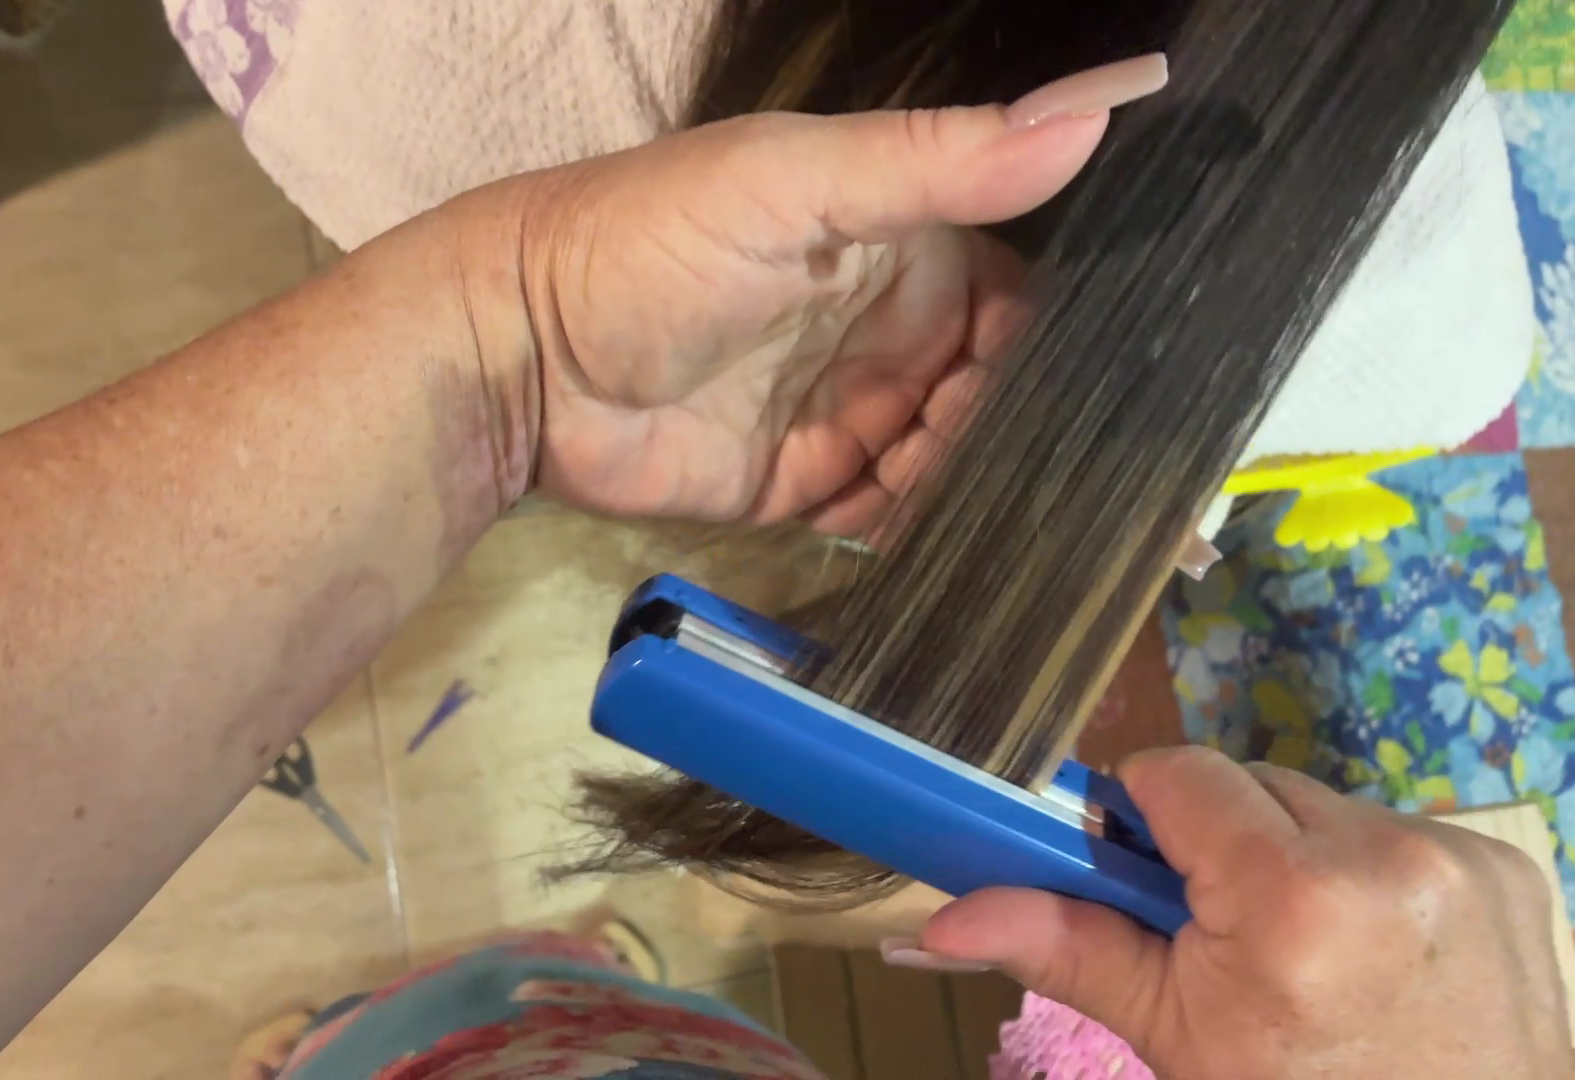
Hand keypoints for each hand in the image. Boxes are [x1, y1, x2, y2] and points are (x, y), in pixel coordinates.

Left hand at [455, 55, 1166, 535]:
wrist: (529, 357)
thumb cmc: (648, 252)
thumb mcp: (787, 185)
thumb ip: (930, 163)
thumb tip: (1109, 105)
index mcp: (891, 251)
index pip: (1011, 299)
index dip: (1042, 341)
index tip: (1060, 384)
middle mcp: (875, 337)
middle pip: (983, 391)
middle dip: (995, 424)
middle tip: (959, 442)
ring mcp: (835, 417)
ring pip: (936, 459)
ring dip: (950, 478)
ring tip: (920, 478)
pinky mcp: (793, 485)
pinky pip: (870, 510)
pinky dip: (892, 519)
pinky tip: (889, 520)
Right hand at [913, 746, 1574, 1078]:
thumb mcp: (1161, 1028)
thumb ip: (1052, 944)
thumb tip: (933, 925)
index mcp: (1292, 895)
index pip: (1174, 770)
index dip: (1144, 815)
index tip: (1148, 876)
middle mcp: (1390, 855)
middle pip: (1239, 781)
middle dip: (1211, 832)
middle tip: (1215, 915)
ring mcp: (1463, 858)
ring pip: (1302, 798)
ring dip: (1277, 845)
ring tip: (1293, 931)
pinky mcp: (1508, 868)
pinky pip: (1375, 823)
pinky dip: (1349, 864)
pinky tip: (1364, 934)